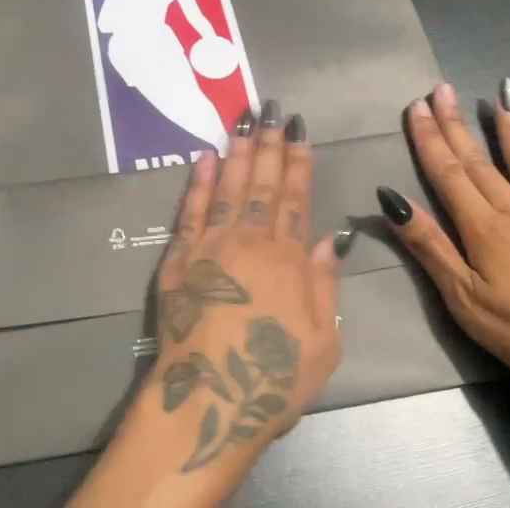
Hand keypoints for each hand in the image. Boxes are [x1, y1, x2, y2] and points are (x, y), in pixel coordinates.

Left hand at [70, 100, 341, 506]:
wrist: (209, 399)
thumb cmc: (273, 379)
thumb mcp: (324, 342)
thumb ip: (325, 285)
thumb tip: (330, 237)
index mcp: (289, 260)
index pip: (296, 200)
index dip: (299, 163)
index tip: (301, 132)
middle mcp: (250, 241)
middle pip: (263, 184)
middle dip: (270, 144)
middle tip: (273, 111)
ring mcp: (211, 245)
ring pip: (229, 187)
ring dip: (238, 151)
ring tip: (244, 120)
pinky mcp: (179, 257)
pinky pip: (191, 209)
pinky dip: (199, 181)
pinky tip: (205, 156)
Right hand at [382, 81, 509, 507]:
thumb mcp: (467, 301)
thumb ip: (431, 248)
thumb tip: (393, 199)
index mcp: (485, 230)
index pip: (448, 175)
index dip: (429, 140)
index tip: (416, 105)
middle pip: (481, 165)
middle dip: (457, 127)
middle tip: (441, 90)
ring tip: (502, 101)